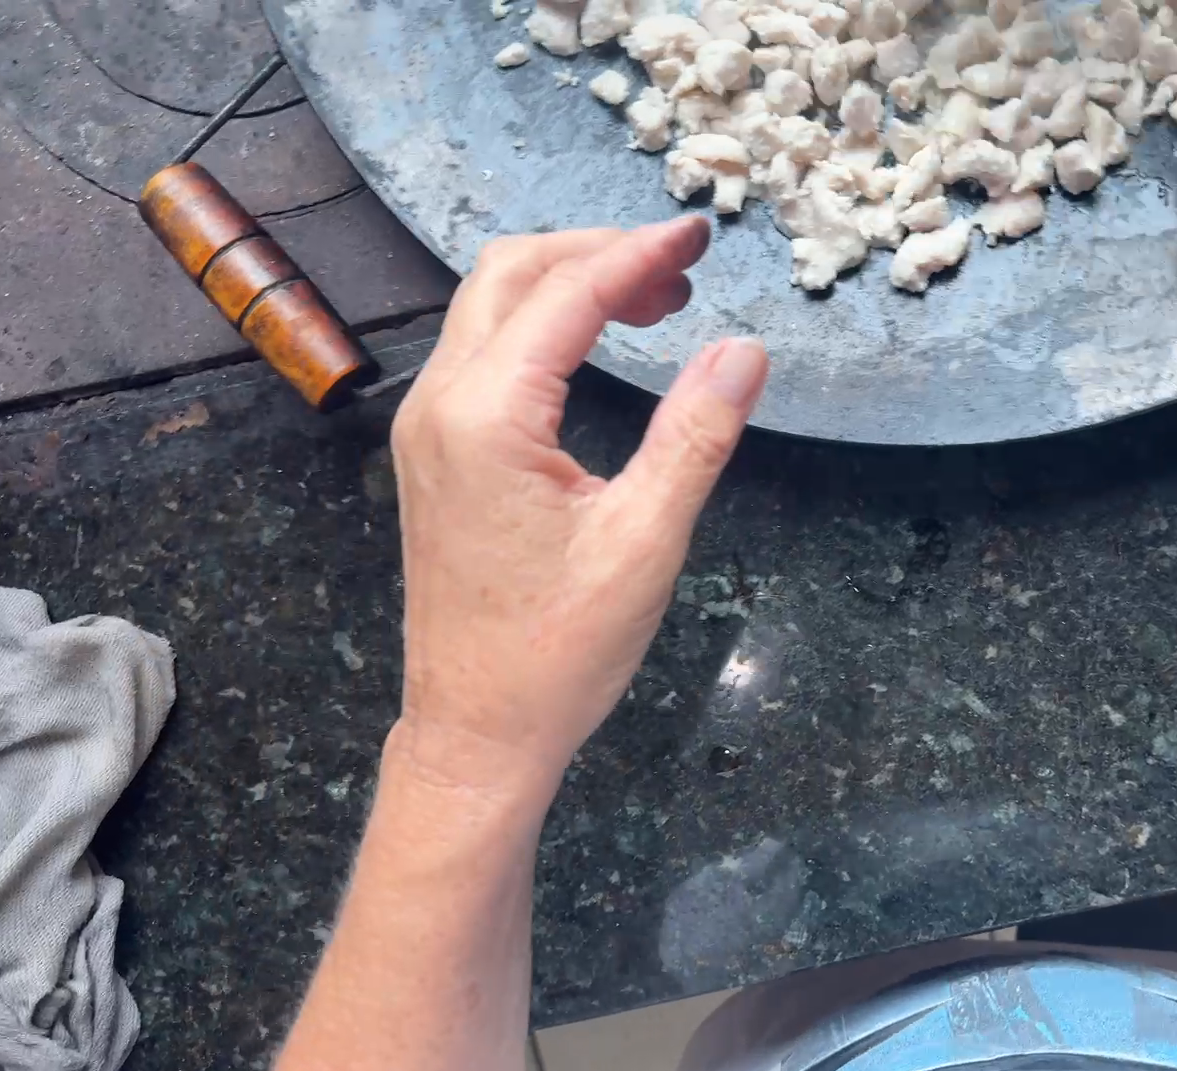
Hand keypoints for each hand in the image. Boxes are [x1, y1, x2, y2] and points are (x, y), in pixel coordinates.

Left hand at [387, 217, 766, 794]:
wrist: (480, 730)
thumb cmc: (564, 648)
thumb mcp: (647, 541)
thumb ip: (697, 436)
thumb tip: (744, 349)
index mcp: (487, 416)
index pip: (567, 295)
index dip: (639, 254)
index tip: (701, 234)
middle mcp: (441, 403)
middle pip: (513, 276)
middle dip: (602, 254)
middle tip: (684, 271)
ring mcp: (432, 428)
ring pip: (495, 310)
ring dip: (575, 287)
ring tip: (657, 302)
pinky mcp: (442, 455)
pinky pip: (491, 355)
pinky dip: (551, 329)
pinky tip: (601, 350)